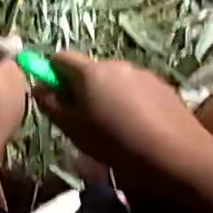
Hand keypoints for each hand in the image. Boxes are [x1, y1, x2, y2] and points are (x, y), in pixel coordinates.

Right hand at [34, 51, 209, 197]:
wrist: (175, 154)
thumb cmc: (115, 142)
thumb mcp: (73, 129)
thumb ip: (51, 105)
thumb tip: (38, 87)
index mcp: (90, 72)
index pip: (60, 58)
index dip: (52, 75)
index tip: (56, 98)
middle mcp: (115, 64)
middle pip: (88, 70)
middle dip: (82, 89)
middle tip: (84, 120)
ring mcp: (142, 73)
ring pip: (113, 80)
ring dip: (107, 96)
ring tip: (114, 128)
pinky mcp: (162, 86)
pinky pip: (135, 89)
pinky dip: (129, 103)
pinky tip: (136, 128)